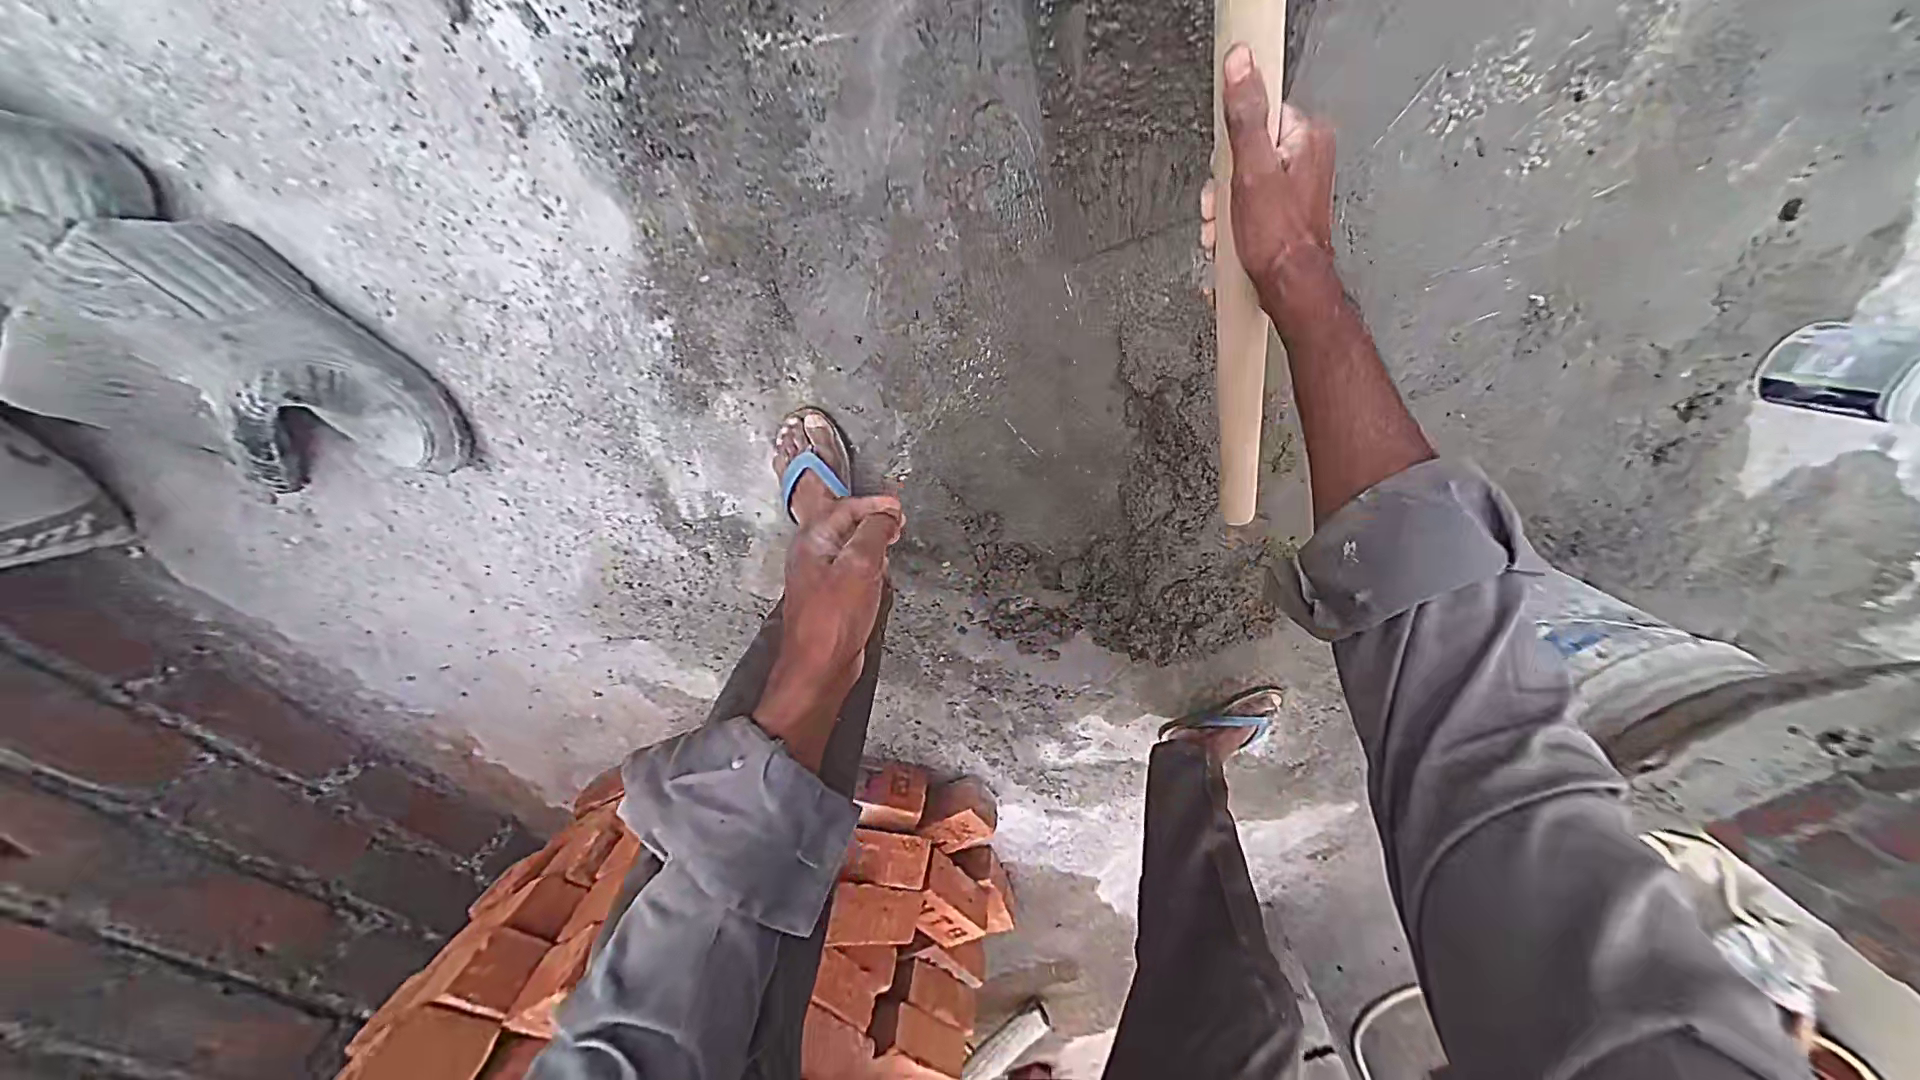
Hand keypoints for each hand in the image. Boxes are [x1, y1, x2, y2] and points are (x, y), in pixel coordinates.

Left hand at [753, 494, 903, 766]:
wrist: (819, 666)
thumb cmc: (833, 620)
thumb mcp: (860, 565)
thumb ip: (873, 533)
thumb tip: (885, 516)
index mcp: (813, 541)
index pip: (846, 507)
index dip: (874, 504)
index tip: (897, 508)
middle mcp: (812, 556)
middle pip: (844, 524)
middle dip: (873, 520)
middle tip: (897, 523)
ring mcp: (820, 577)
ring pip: (848, 547)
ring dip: (872, 541)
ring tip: (892, 541)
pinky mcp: (831, 597)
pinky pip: (851, 569)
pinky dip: (869, 564)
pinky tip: (880, 572)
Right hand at [1221, 43, 1339, 327]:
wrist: (1287, 287)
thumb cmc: (1277, 239)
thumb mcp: (1251, 171)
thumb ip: (1245, 115)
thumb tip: (1240, 65)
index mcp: (1305, 138)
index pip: (1257, 118)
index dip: (1230, 150)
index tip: (1226, 173)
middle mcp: (1304, 160)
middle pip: (1243, 157)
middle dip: (1222, 191)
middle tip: (1222, 211)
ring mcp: (1293, 191)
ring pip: (1240, 189)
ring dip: (1222, 214)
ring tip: (1223, 234)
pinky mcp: (1280, 217)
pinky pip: (1246, 211)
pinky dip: (1232, 228)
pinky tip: (1230, 243)